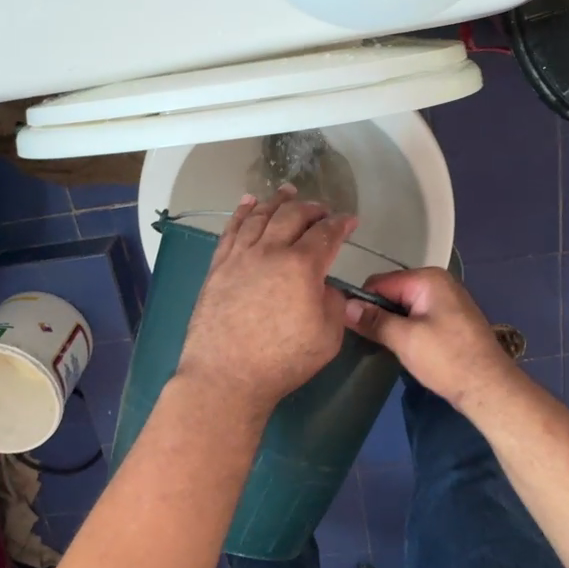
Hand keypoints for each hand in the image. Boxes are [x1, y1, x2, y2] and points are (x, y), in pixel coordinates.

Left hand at [176, 187, 358, 415]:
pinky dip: (242, 213)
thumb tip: (323, 287)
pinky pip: (232, 231)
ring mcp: (240, 257)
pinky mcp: (218, 268)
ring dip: (277, 201)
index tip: (350, 221)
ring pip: (260, 217)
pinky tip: (248, 204)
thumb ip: (332, 304)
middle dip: (311, 208)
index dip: (341, 224)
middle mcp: (270, 252)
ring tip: (287, 191)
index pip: (326, 234)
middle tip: (322, 209)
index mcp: (302, 266)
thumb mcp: (328, 336)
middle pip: (292, 216)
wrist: (226, 375)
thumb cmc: (282, 361)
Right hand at [343, 268, 520, 408]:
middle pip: (392, 292)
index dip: (363, 303)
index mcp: (428, 279)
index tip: (352, 327)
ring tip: (386, 346)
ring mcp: (447, 301)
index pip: (379, 282)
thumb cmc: (447, 359)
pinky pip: (419, 317)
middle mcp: (439, 282)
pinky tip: (405, 349)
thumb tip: (344, 307)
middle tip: (369, 340)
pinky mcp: (451, 320)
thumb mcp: (404, 339)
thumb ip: (373, 320)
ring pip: (404, 307)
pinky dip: (408, 330)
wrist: (489, 388)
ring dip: (393, 325)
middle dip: (378, 314)